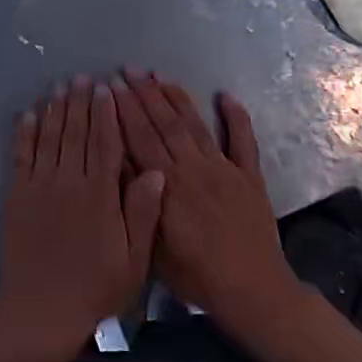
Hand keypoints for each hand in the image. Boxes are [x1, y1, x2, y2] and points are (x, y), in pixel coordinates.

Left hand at [0, 76, 165, 354]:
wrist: (41, 310)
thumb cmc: (95, 288)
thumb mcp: (133, 259)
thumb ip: (142, 212)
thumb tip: (157, 170)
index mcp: (99, 195)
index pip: (104, 143)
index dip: (107, 113)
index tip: (108, 88)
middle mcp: (68, 182)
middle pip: (75, 133)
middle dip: (80, 101)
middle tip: (83, 76)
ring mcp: (39, 186)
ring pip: (49, 138)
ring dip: (55, 109)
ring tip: (60, 85)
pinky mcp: (17, 195)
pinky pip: (22, 156)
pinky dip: (26, 132)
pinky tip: (29, 115)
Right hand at [109, 70, 299, 336]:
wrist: (252, 292)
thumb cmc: (196, 276)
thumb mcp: (153, 246)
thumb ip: (138, 201)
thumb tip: (120, 162)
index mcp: (168, 186)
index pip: (139, 139)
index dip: (123, 111)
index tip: (109, 87)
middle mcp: (193, 169)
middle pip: (163, 124)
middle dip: (143, 94)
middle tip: (127, 69)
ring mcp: (224, 170)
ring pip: (194, 125)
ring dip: (175, 97)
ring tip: (158, 74)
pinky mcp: (249, 177)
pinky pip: (243, 141)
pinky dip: (236, 117)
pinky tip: (226, 96)